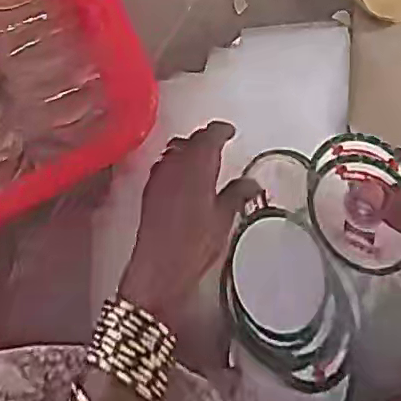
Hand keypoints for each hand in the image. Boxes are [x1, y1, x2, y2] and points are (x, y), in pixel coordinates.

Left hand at [118, 122, 259, 321]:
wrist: (158, 270)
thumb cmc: (194, 243)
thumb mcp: (224, 217)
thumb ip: (238, 193)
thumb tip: (251, 183)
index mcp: (198, 164)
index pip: (210, 134)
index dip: (222, 130)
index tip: (230, 132)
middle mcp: (176, 163)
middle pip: (192, 138)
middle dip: (206, 137)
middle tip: (220, 143)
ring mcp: (159, 176)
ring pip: (176, 149)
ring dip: (189, 148)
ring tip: (203, 158)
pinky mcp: (149, 190)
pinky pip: (165, 164)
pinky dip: (176, 162)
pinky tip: (185, 178)